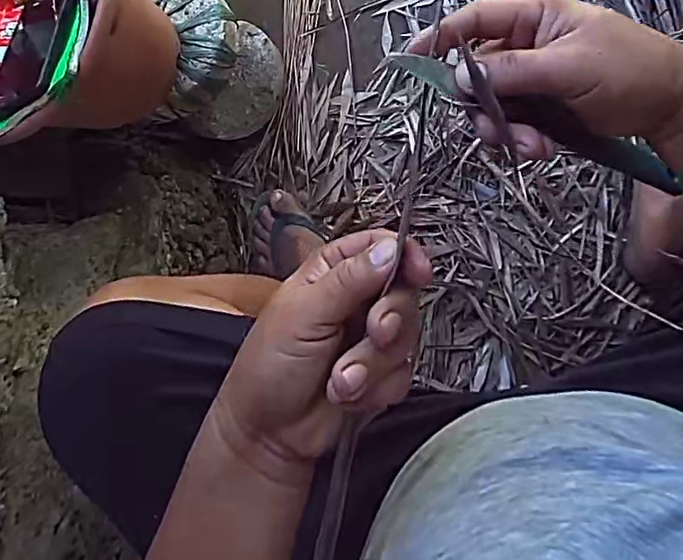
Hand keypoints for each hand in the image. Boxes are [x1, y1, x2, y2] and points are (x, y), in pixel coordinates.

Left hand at [210, 229, 430, 481]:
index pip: (381, 246)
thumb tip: (388, 250)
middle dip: (390, 316)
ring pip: (406, 333)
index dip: (404, 254)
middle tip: (374, 331)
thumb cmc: (267, 366)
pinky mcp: (380, 371)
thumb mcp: (304, 313)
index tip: (416, 270)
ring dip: (374, 362)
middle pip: (403, 289)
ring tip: (341, 375)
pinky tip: (347, 392)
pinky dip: (376, 387)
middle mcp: (356, 298)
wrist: (267, 436)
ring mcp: (369, 335)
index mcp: (334, 269)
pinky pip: (402, 372)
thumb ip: (350, 279)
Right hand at [407, 0, 682, 158]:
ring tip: (533, 146)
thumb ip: (513, 70)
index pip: (475, 19)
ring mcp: (534, 78)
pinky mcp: (543, 108)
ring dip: (504, 128)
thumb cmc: (628, 67)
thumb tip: (458, 77)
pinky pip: (514, 123)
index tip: (413, 57)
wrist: (672, 105)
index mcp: (533, 17)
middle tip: (492, 128)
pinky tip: (543, 149)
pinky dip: (522, 139)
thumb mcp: (568, 65)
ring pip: (493, 103)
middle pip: (476, 71)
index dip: (441, 35)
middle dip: (480, 104)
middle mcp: (526, 44)